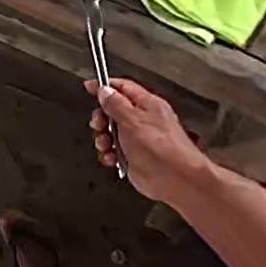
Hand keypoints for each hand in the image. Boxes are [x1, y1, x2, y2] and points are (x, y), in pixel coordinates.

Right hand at [87, 78, 211, 203]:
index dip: (104, 87)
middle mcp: (143, 120)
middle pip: (113, 111)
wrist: (176, 179)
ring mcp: (139, 139)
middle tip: (99, 124)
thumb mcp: (133, 120)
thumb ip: (116, 104)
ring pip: (111, 133)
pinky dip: (109, 155)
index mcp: (147, 105)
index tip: (89, 87)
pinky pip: (114, 151)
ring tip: (107, 145)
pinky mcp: (135, 157)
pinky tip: (113, 158)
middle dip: (101, 118)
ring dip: (103, 139)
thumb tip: (104, 91)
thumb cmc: (163, 149)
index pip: (122, 88)